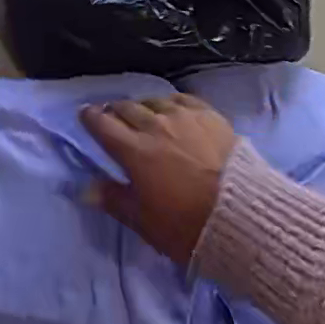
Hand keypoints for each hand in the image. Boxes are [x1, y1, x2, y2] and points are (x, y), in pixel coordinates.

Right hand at [80, 94, 237, 263]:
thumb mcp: (144, 221)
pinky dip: (169, 102)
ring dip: (142, 106)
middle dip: (115, 111)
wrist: (240, 212)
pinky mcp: (207, 113)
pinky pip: (180, 99)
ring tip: (142, 113)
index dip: (90, 118)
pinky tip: (170, 108)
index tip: (85, 114)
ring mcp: (182, 115)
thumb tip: (84, 187)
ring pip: (153, 101)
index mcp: (134, 150)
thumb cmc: (186, 224)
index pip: (103, 125)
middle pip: (126, 108)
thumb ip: (113, 200)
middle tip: (112, 116)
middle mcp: (155, 125)